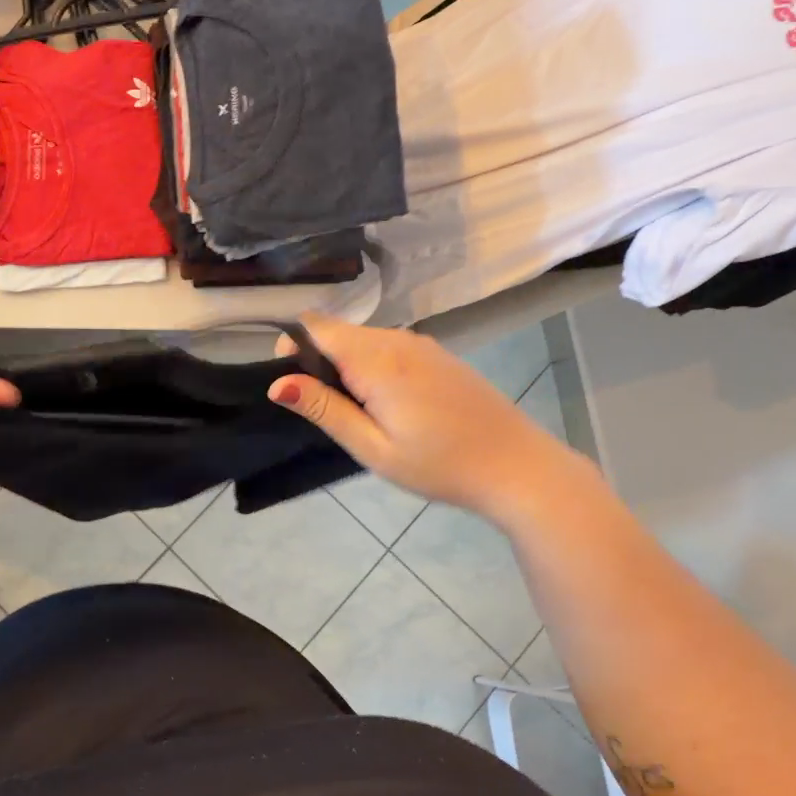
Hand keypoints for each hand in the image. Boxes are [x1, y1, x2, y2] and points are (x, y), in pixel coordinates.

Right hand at [268, 313, 595, 526]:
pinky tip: (390, 409)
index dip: (293, 349)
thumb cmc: (438, 465)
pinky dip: (372, 370)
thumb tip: (276, 383)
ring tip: (360, 416)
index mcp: (376, 360)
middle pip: (336, 333)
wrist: (518, 468)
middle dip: (318, 363)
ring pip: (362, 341)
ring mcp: (421, 345)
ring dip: (346, 368)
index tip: (295, 389)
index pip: (315, 327)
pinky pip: (387, 349)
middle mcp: (397, 340)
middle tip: (329, 414)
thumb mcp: (371, 446)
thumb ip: (324, 410)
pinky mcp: (436, 356)